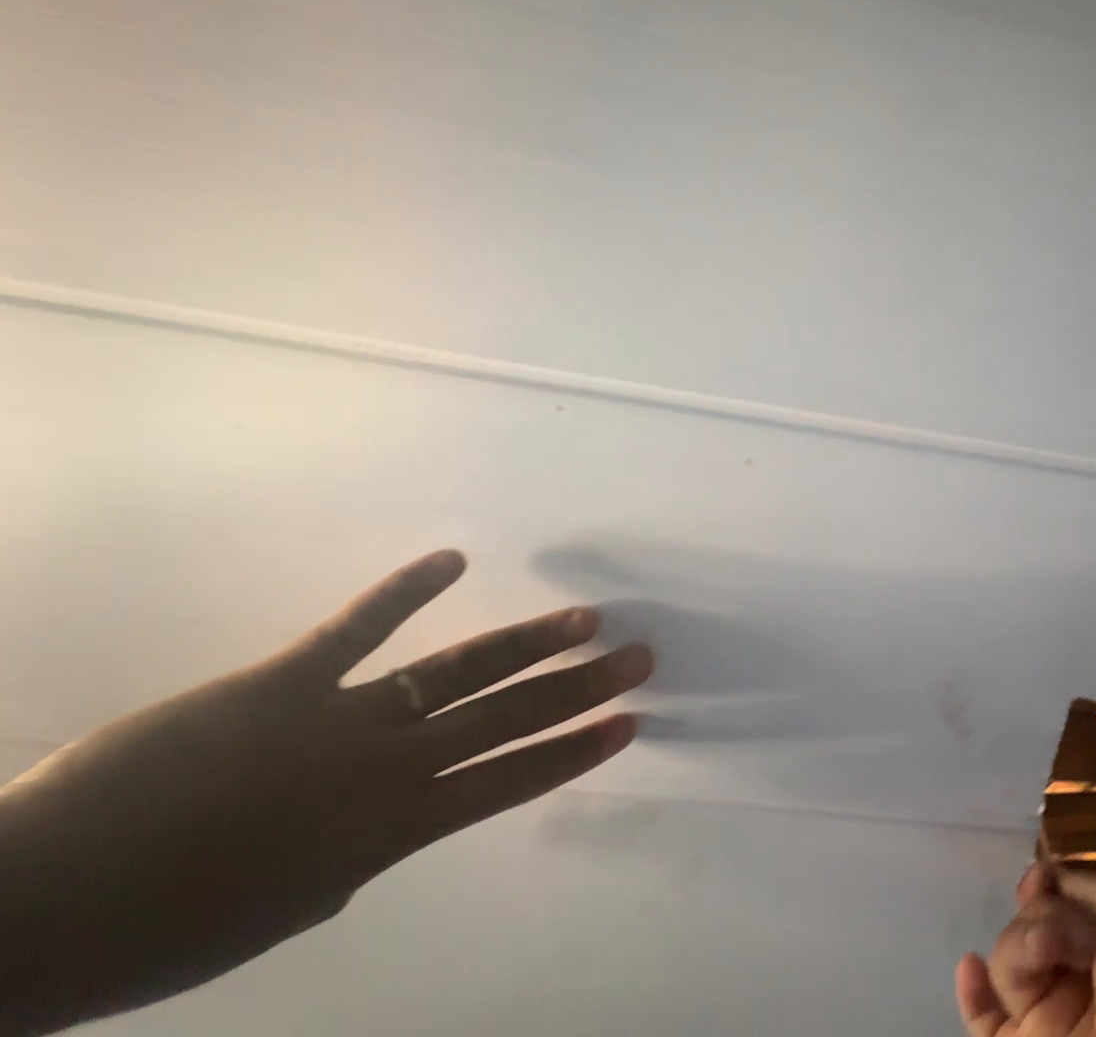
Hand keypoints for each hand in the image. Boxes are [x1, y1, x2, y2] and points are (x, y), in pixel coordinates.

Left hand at [0, 551, 651, 1036]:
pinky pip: (356, 628)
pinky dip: (405, 591)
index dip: (577, 751)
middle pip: (509, 718)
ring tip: (584, 619)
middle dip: (583, 688)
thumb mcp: (290, 907)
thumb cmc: (167, 929)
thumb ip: (351, 858)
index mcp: (393, 830)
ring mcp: (341, 716)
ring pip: (459, 671)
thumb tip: (376, 821)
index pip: (513, 782)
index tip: (630, 723)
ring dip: (529, 642)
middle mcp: (390, 766)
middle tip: (640, 657)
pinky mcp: (283, 680)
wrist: (35, 903)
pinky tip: (450, 561)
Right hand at [956, 864, 1095, 1036]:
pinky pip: (983, 1016)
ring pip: (1008, 960)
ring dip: (1019, 947)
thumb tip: (1042, 875)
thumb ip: (1082, 889)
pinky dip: (971, 990)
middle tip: (1066, 936)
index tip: (1039, 877)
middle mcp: (1074, 974)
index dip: (1044, 885)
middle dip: (1040, 919)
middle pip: (1029, 926)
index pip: (1058, 903)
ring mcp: (1047, 1013)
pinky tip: (969, 968)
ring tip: (1043, 955)